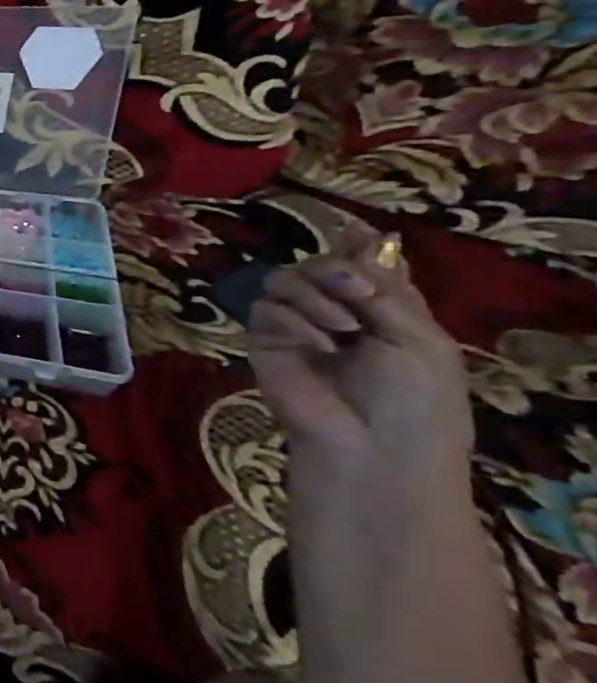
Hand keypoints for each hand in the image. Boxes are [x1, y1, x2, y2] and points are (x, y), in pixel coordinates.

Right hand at [246, 223, 471, 472]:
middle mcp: (334, 311)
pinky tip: (318, 345)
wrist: (371, 443)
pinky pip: (265, 310)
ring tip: (340, 327)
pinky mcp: (263, 342)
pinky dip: (293, 320)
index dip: (355, 249)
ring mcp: (294, 326)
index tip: (359, 241)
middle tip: (355, 292)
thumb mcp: (420, 338)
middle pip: (315, 265)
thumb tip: (364, 239)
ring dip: (312, 295)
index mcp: (381, 310)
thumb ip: (386, 290)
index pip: (359, 264)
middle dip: (333, 271)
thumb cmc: (415, 398)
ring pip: (282, 281)